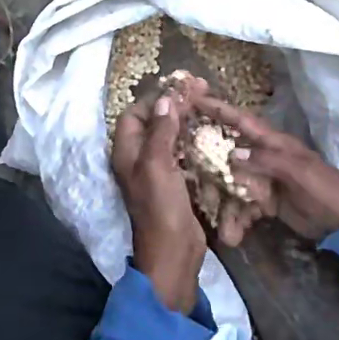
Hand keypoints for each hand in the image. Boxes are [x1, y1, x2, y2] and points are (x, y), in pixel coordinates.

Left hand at [110, 93, 205, 313]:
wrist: (173, 253)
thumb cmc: (160, 209)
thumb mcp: (157, 166)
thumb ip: (160, 132)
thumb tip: (165, 100)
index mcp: (127, 153)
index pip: (136, 114)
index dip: (156, 98)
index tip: (182, 86)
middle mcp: (139, 159)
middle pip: (154, 122)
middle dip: (175, 105)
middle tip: (202, 89)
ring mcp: (157, 171)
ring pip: (170, 136)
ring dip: (186, 120)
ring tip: (209, 105)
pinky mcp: (176, 183)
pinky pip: (183, 153)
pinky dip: (194, 140)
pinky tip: (212, 132)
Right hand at [184, 91, 338, 241]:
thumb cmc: (324, 190)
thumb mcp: (299, 172)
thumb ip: (266, 160)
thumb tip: (232, 153)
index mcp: (273, 143)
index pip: (241, 120)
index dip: (218, 108)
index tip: (193, 97)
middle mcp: (264, 156)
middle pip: (228, 147)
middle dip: (206, 148)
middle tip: (180, 146)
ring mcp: (263, 179)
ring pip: (231, 180)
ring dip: (219, 193)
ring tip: (203, 204)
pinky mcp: (265, 201)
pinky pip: (243, 205)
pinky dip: (236, 217)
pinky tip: (230, 233)